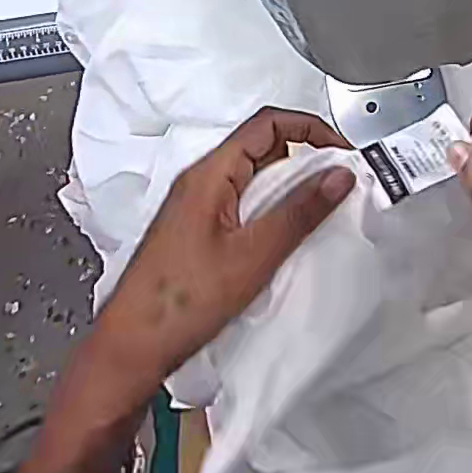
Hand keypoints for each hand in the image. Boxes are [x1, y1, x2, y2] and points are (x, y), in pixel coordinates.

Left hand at [90, 107, 355, 395]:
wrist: (130, 348)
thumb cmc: (180, 302)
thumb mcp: (253, 256)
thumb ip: (299, 212)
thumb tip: (339, 175)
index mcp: (210, 173)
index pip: (268, 124)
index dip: (311, 128)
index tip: (341, 151)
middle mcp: (202, 179)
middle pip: (262, 145)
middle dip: (305, 157)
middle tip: (337, 183)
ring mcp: (198, 202)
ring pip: (254, 174)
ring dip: (289, 184)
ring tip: (318, 210)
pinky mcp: (199, 226)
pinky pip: (243, 199)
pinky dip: (271, 206)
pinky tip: (285, 233)